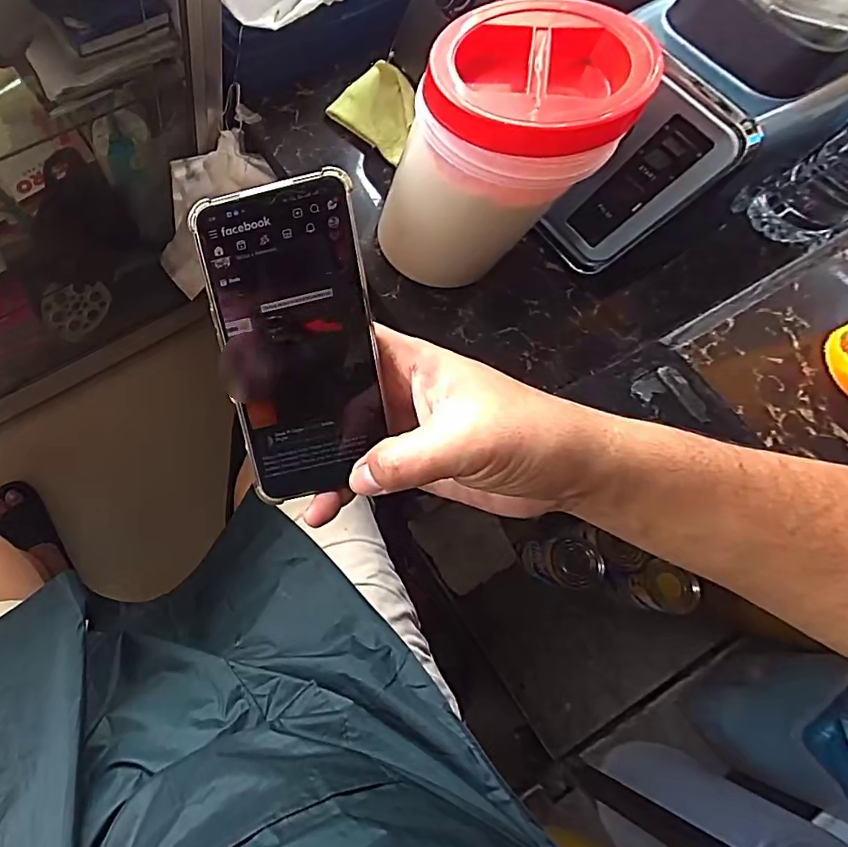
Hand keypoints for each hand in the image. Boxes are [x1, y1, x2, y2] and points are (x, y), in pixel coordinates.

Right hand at [302, 325, 614, 526]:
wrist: (568, 475)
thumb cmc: (536, 431)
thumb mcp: (467, 439)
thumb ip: (409, 457)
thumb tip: (360, 473)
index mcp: (414, 364)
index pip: (353, 343)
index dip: (317, 346)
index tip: (280, 363)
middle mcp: (403, 391)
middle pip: (341, 396)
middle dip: (310, 415)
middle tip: (279, 436)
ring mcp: (405, 428)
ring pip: (349, 439)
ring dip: (325, 459)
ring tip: (299, 484)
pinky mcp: (411, 462)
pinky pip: (367, 473)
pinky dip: (346, 488)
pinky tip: (330, 503)